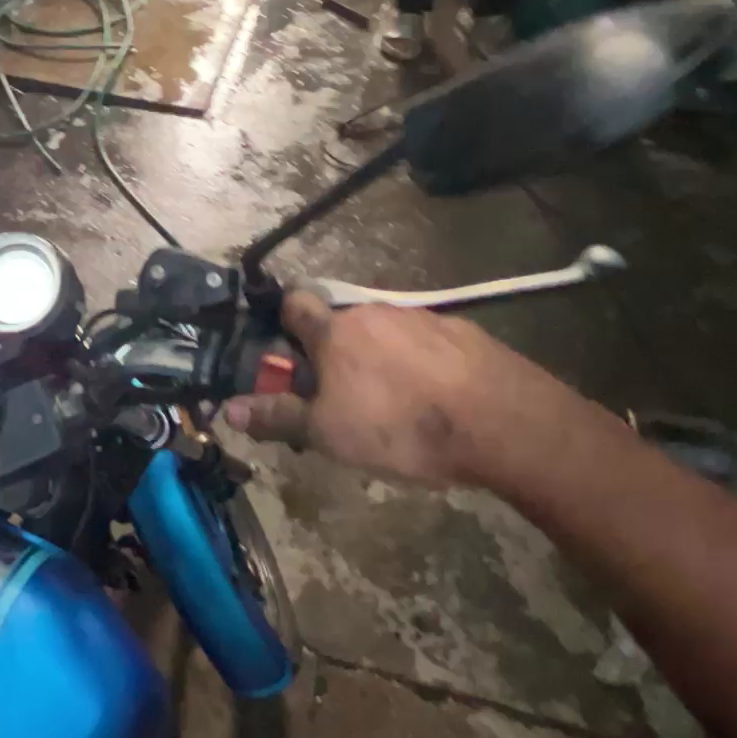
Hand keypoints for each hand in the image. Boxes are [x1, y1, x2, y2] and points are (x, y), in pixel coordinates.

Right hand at [221, 292, 591, 486]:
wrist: (508, 425)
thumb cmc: (402, 427)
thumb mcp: (328, 434)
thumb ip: (277, 416)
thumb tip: (228, 409)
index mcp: (333, 331)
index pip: (293, 303)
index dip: (283, 323)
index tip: (285, 355)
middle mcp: (373, 312)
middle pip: (339, 324)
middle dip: (332, 353)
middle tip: (338, 396)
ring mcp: (423, 319)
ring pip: (383, 334)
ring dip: (376, 359)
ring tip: (392, 404)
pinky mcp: (465, 334)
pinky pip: (425, 345)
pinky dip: (419, 365)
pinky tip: (433, 400)